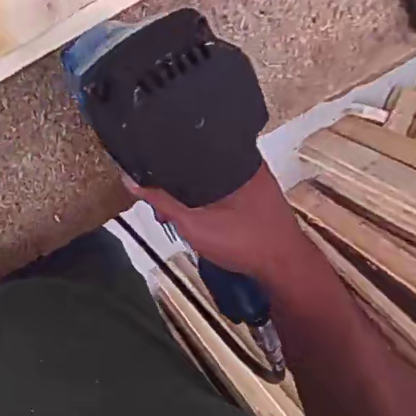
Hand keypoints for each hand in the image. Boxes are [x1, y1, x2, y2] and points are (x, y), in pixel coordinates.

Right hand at [125, 164, 311, 282]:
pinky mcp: (256, 199)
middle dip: (175, 185)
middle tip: (162, 208)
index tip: (148, 173)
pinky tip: (196, 221)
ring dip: (189, 198)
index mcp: (237, 158)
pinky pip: (221, 193)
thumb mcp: (193, 222)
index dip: (166, 159)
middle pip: (198, 166)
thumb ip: (161, 200)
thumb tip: (131, 179)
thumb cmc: (247, 243)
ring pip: (208, 182)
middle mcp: (249, 165)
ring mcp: (255, 182)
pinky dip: (205, 204)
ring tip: (175, 218)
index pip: (192, 145)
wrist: (284, 270)